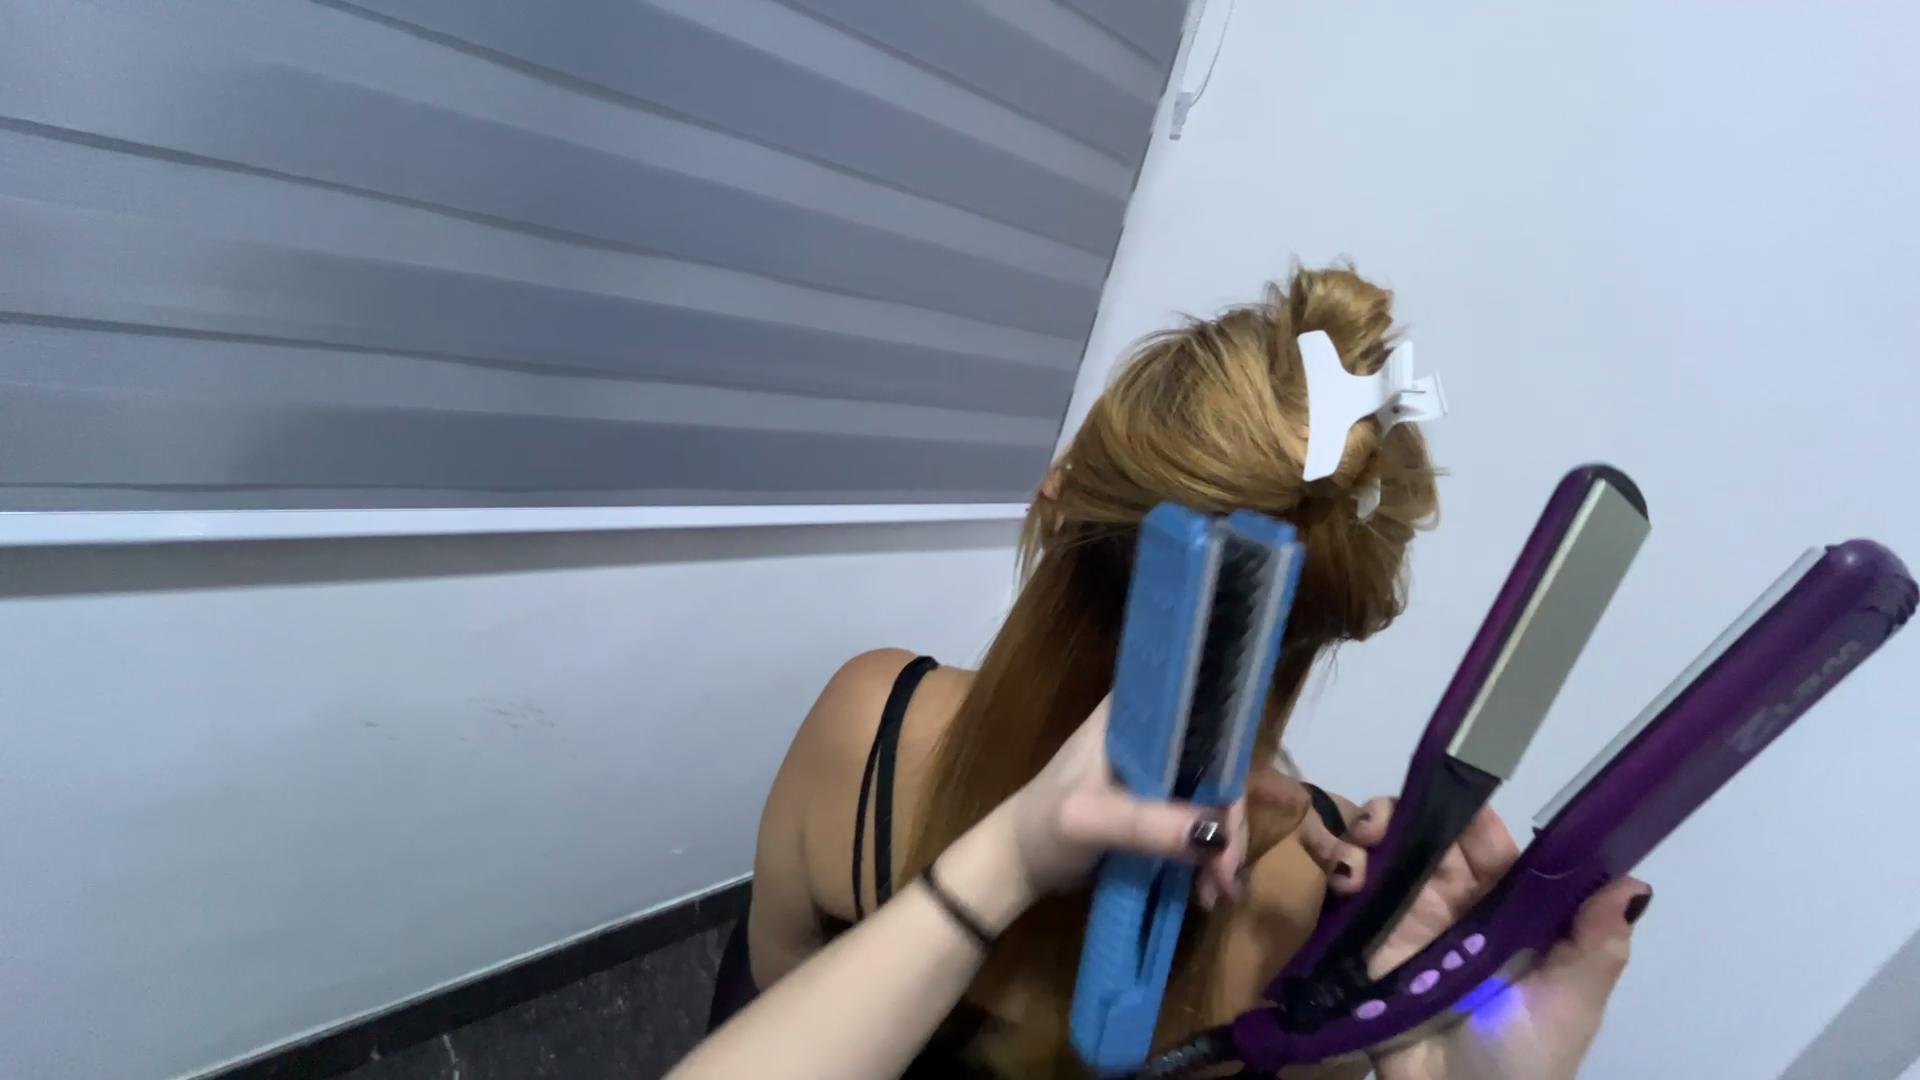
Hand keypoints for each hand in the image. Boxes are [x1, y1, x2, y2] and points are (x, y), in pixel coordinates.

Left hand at [992, 695, 1263, 905]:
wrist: (1018, 864)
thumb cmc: (1043, 826)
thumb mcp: (1088, 820)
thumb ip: (1147, 824)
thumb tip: (1215, 836)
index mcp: (1127, 716)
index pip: (1195, 721)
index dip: (1224, 763)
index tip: (1231, 816)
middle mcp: (1146, 735)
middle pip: (1210, 764)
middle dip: (1226, 819)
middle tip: (1228, 871)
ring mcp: (1151, 771)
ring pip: (1207, 796)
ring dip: (1220, 844)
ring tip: (1219, 892)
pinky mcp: (1153, 804)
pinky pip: (1195, 821)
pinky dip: (1206, 854)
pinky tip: (1206, 890)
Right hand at [1300, 799, 1650, 1079]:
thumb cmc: (1522, 1059)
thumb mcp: (1567, 1006)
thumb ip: (1594, 946)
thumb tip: (1634, 882)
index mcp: (1503, 909)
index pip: (1485, 842)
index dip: (1469, 814)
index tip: (1453, 794)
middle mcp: (1449, 900)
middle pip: (1424, 830)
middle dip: (1403, 809)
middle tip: (1386, 819)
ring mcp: (1400, 911)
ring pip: (1379, 845)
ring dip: (1366, 828)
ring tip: (1363, 841)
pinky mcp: (1360, 927)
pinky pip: (1344, 879)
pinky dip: (1338, 860)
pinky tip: (1345, 876)